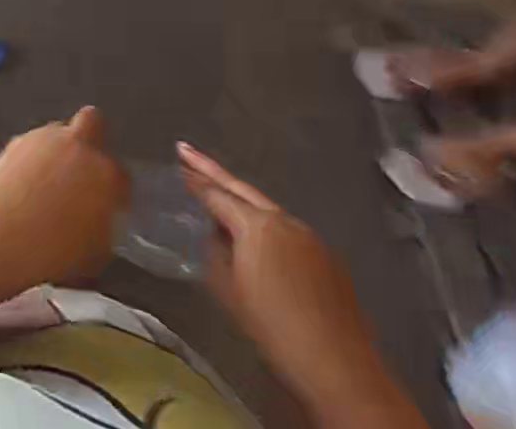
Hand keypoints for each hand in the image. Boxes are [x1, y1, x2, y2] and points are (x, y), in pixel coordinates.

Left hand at [0, 107, 128, 284]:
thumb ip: (102, 231)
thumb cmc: (57, 251)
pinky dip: (28, 158)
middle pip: (93, 120)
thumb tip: (97, 229)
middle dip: (91, 135)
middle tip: (81, 163)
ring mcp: (48, 139)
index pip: (122, 176)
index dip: (115, 190)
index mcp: (107, 176)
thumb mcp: (94, 255)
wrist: (6, 232)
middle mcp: (81, 149)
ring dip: (55, 148)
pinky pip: (29, 143)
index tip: (107, 204)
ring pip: (57, 130)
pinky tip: (20, 182)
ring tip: (43, 178)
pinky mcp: (18, 141)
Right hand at [179, 141, 393, 422]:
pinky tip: (256, 238)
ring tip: (216, 192)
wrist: (337, 365)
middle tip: (186, 151)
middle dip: (212, 169)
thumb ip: (216, 254)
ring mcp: (307, 233)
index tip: (178, 161)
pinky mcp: (323, 252)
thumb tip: (213, 235)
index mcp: (256, 225)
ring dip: (239, 199)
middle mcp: (282, 219)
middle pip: (241, 188)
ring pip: (265, 207)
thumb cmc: (273, 329)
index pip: (217, 195)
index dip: (195, 179)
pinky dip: (264, 224)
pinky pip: (285, 228)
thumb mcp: (229, 292)